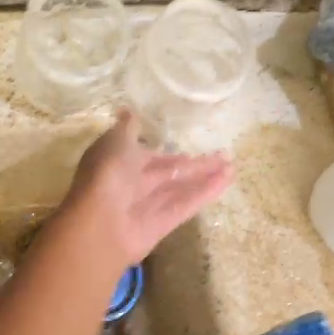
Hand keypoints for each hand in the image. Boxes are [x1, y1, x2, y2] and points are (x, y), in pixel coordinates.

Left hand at [54, 110, 233, 266]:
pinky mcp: (163, 223)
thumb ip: (127, 128)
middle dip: (194, 165)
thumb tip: (128, 110)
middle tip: (223, 156)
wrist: (100, 222)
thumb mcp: (115, 141)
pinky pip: (186, 204)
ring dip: (206, 177)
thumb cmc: (106, 173)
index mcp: (119, 162)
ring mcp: (149, 205)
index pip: (148, 157)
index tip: (188, 148)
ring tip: (232, 167)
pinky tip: (227, 180)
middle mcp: (134, 183)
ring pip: (181, 187)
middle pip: (169, 172)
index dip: (167, 153)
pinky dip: (205, 192)